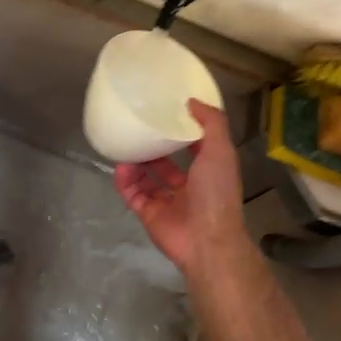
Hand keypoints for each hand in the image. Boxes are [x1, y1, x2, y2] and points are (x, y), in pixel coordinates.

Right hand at [115, 100, 246, 274]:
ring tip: (124, 146)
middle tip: (138, 130)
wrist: (205, 238)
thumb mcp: (220, 150)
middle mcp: (188, 187)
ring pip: (147, 179)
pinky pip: (133, 194)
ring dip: (136, 163)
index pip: (194, 148)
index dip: (183, 132)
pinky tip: (120, 167)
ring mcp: (167, 202)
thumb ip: (211, 123)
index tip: (167, 114)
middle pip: (167, 164)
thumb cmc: (216, 192)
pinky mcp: (148, 214)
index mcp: (208, 172)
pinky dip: (125, 181)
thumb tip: (193, 101)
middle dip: (153, 148)